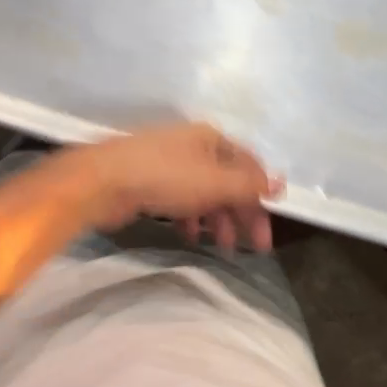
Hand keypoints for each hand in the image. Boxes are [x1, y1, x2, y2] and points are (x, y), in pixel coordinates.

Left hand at [64, 122, 282, 253]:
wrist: (105, 180)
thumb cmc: (165, 177)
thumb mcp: (214, 182)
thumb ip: (248, 184)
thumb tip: (281, 181)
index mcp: (212, 138)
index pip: (249, 165)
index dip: (261, 196)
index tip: (267, 231)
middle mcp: (193, 145)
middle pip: (228, 179)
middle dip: (241, 212)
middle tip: (252, 248)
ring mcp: (170, 161)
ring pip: (205, 191)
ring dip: (217, 219)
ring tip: (220, 247)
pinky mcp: (150, 180)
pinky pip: (181, 199)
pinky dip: (191, 217)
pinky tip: (189, 236)